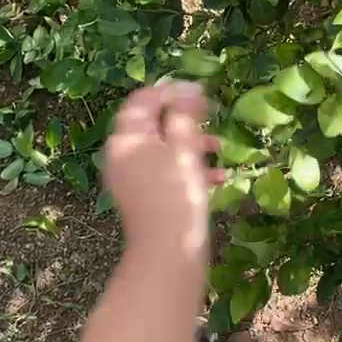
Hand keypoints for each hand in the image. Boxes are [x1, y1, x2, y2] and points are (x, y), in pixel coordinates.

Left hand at [103, 82, 224, 260]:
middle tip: (210, 116)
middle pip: (152, 125)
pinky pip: (165, 173)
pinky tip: (218, 178)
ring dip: (190, 144)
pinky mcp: (145, 198)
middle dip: (183, 119)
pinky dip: (188, 168)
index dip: (169, 91)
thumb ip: (185, 114)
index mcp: (127, 139)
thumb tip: (189, 86)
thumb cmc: (176, 195)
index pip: (142, 101)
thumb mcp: (184, 148)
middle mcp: (123, 156)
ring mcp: (132, 179)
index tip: (198, 91)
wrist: (168, 255)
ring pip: (162, 150)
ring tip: (219, 148)